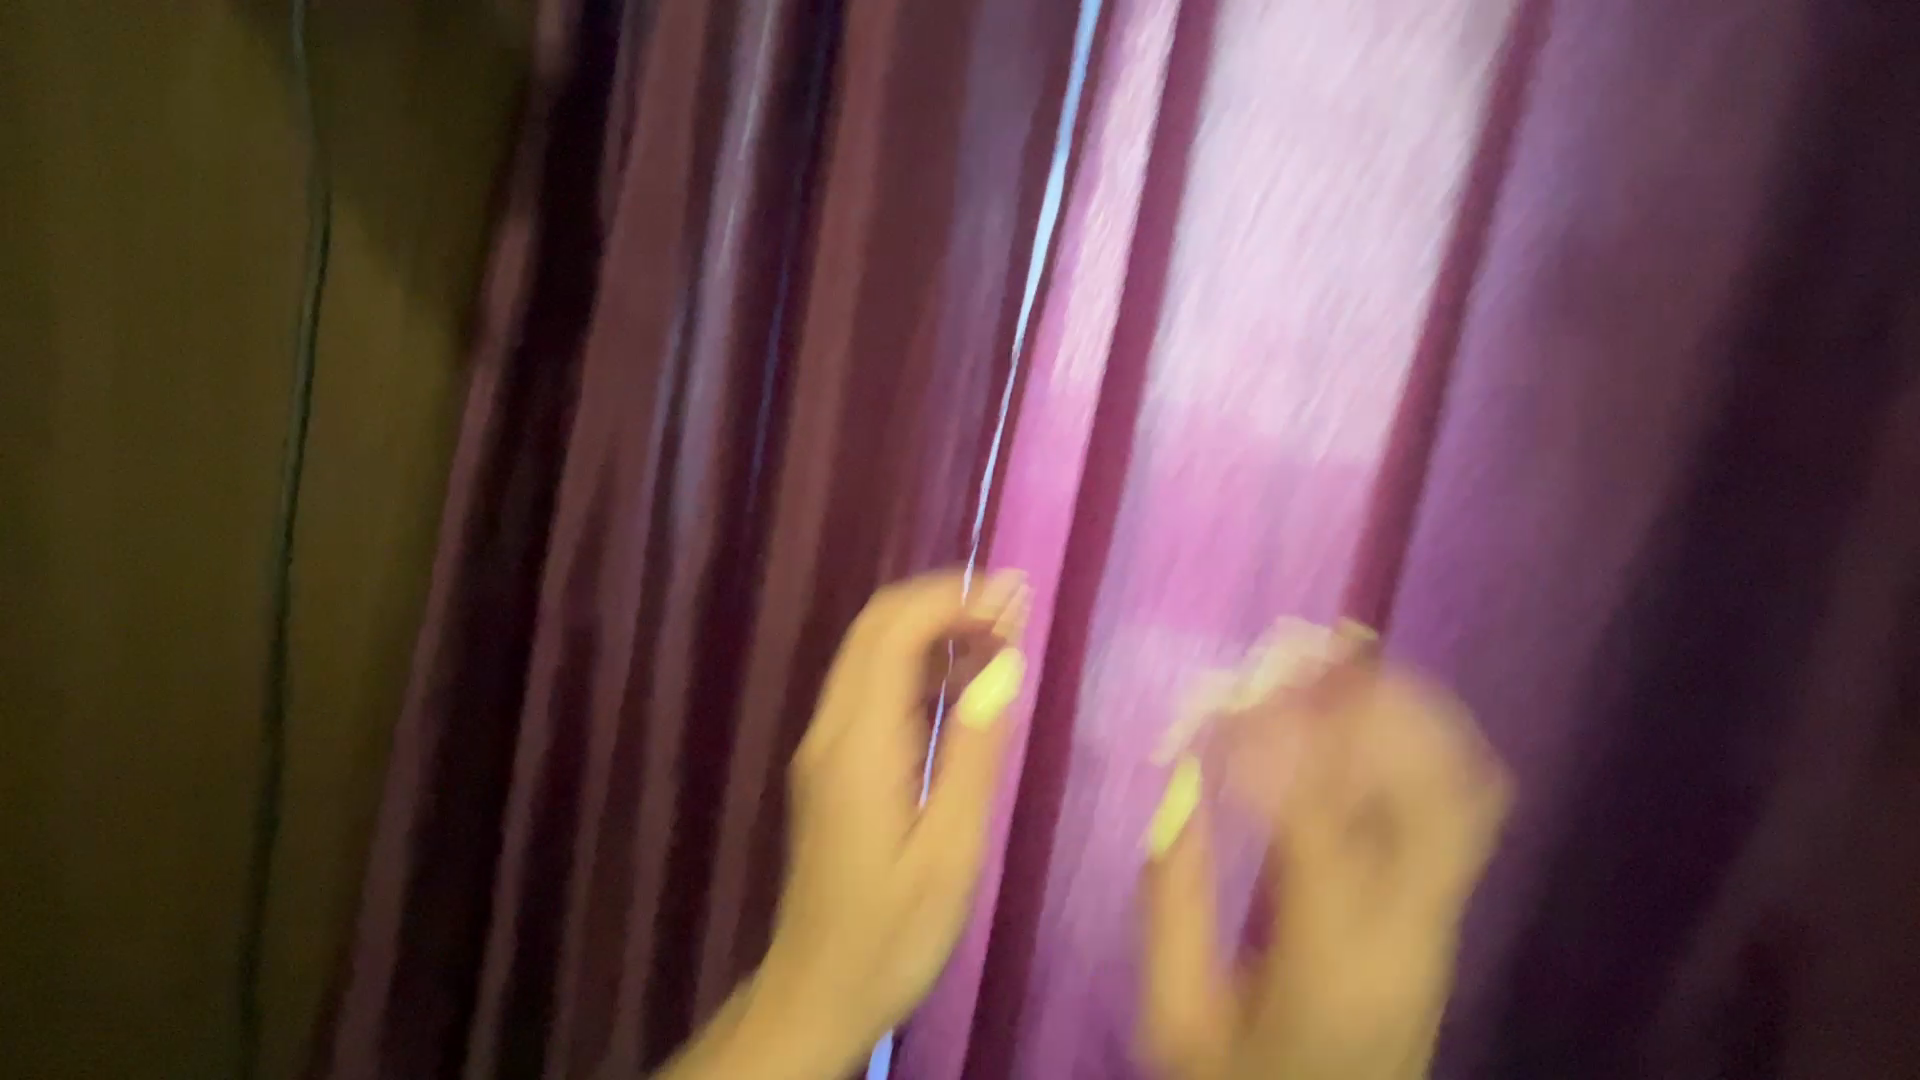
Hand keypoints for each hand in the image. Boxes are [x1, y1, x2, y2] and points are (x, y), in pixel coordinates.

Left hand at [661, 570, 1029, 1079]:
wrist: (816, 992)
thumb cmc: (893, 934)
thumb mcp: (952, 849)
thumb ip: (977, 749)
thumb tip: (1007, 661)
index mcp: (859, 745)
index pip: (896, 631)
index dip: (955, 599)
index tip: (1016, 597)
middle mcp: (831, 729)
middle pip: (877, 626)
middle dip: (945, 602)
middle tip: (1013, 612)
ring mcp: (823, 743)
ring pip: (872, 650)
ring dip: (933, 629)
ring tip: (1001, 641)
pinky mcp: (830, 760)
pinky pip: (872, 686)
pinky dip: (918, 665)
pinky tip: (963, 686)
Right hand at [1139, 626, 1509, 1079]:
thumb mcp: (1177, 1019)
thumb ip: (1170, 907)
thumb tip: (1179, 793)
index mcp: (1331, 961)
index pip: (1317, 817)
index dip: (1269, 745)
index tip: (1221, 710)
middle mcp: (1409, 933)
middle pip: (1430, 791)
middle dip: (1370, 709)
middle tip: (1307, 658)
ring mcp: (1440, 923)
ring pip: (1460, 791)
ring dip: (1405, 716)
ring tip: (1345, 664)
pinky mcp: (1441, 917)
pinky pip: (1456, 812)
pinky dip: (1423, 749)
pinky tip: (1374, 717)